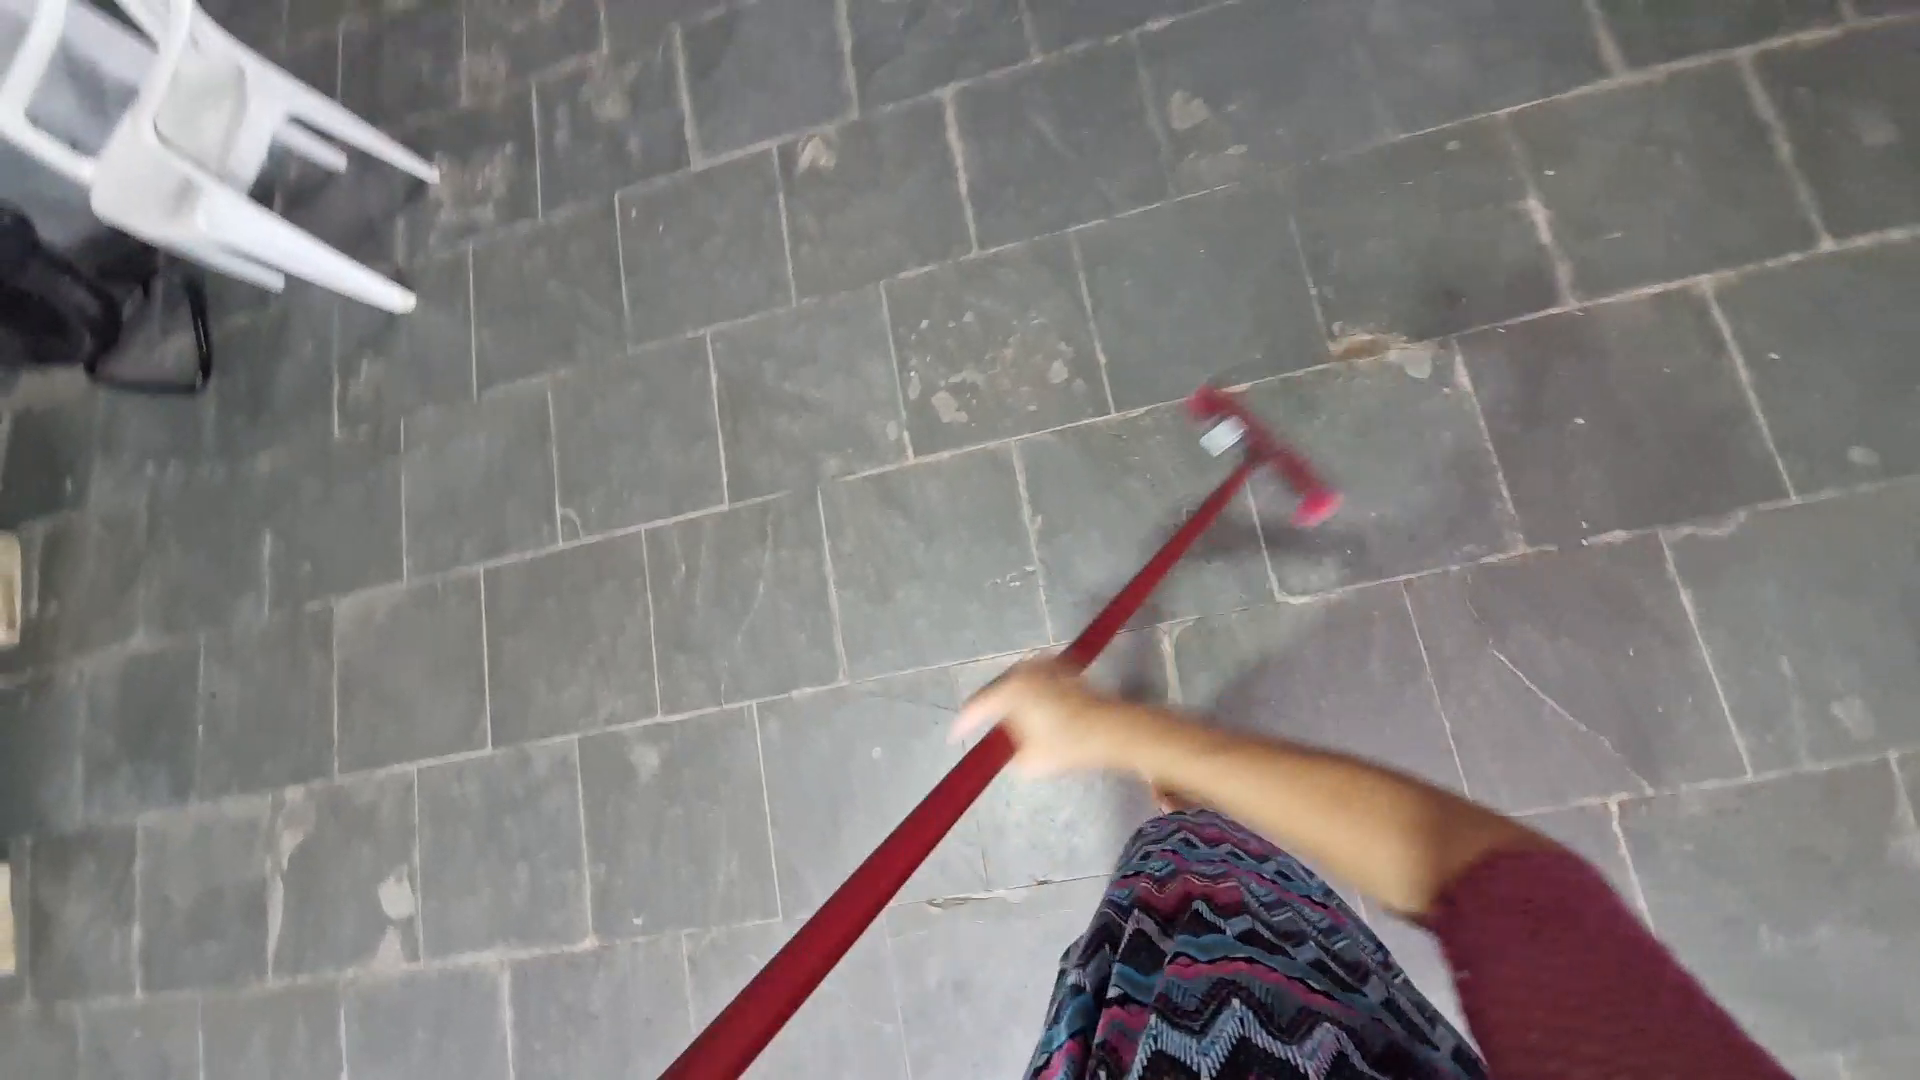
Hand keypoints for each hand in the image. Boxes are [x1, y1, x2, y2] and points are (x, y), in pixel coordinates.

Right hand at [952, 657, 1163, 775]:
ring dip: (1007, 697)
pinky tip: (1030, 706)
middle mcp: (1022, 671)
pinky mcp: (1062, 668)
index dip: (963, 723)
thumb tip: (1008, 747)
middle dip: (986, 707)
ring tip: (1003, 717)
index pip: (976, 705)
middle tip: (977, 723)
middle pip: (995, 689)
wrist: (1111, 729)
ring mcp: (1044, 666)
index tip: (953, 736)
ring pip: (1015, 681)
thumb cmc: (1067, 745)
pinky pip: (1034, 679)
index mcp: (1009, 690)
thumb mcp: (1028, 761)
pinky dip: (1027, 691)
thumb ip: (1008, 752)